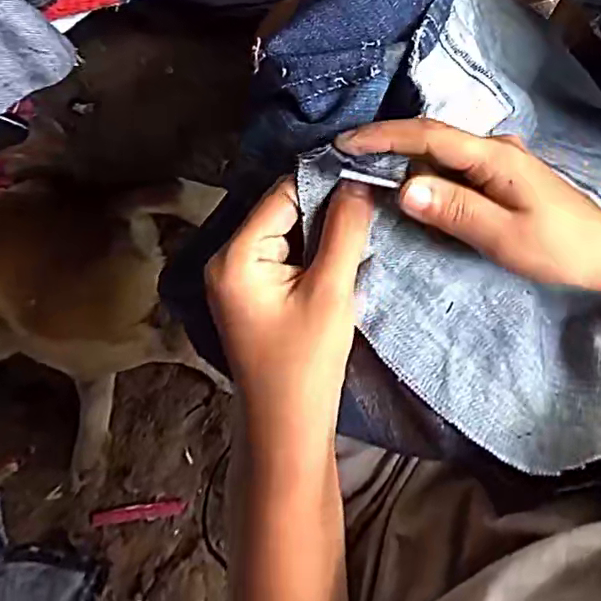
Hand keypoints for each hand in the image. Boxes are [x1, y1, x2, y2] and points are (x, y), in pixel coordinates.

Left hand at [204, 176, 370, 446]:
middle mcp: (228, 258)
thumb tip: (359, 179)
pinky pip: (289, 247)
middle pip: (285, 207)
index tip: (368, 172)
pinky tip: (346, 244)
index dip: (327, 180)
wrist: (288, 427)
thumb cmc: (306, 362)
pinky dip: (318, 243)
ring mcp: (239, 274)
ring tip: (366, 215)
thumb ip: (345, 229)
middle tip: (372, 194)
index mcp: (236, 256)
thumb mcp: (331, 290)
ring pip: (291, 226)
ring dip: (326, 222)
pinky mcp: (255, 287)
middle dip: (328, 201)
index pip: (284, 193)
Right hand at [335, 119, 600, 293]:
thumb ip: (455, 210)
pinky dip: (430, 175)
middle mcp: (497, 148)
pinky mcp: (505, 176)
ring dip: (408, 161)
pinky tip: (415, 191)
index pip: (429, 136)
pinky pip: (458, 168)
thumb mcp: (505, 236)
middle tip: (347, 161)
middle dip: (389, 145)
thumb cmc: (561, 248)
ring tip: (369, 175)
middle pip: (433, 139)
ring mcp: (502, 160)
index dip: (384, 136)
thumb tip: (403, 187)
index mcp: (496, 156)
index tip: (344, 143)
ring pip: (444, 153)